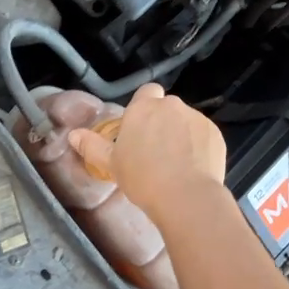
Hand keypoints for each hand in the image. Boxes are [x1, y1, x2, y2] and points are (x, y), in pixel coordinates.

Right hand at [67, 82, 227, 221]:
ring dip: (180, 135)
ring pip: (185, 122)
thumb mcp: (111, 165)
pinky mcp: (214, 133)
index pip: (146, 92)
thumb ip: (92, 146)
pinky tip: (191, 169)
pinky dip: (197, 147)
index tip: (140, 130)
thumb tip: (73, 135)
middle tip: (153, 153)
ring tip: (174, 165)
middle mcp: (171, 106)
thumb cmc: (142, 179)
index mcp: (143, 108)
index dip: (144, 107)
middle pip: (166, 108)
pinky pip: (202, 136)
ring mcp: (196, 118)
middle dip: (162, 124)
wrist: (185, 196)